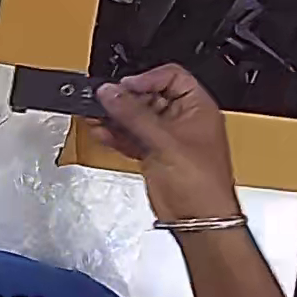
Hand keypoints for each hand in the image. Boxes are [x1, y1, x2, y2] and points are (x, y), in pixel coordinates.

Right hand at [89, 64, 241, 222]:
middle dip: (125, 99)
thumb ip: (134, 115)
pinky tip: (101, 131)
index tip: (124, 87)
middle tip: (104, 101)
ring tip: (95, 115)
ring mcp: (167, 139)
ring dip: (115, 117)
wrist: (198, 220)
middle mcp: (183, 120)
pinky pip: (131, 137)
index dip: (147, 79)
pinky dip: (115, 135)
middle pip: (149, 97)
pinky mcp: (153, 155)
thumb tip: (112, 93)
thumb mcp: (165, 142)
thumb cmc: (202, 185)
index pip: (171, 77)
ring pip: (136, 118)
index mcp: (198, 108)